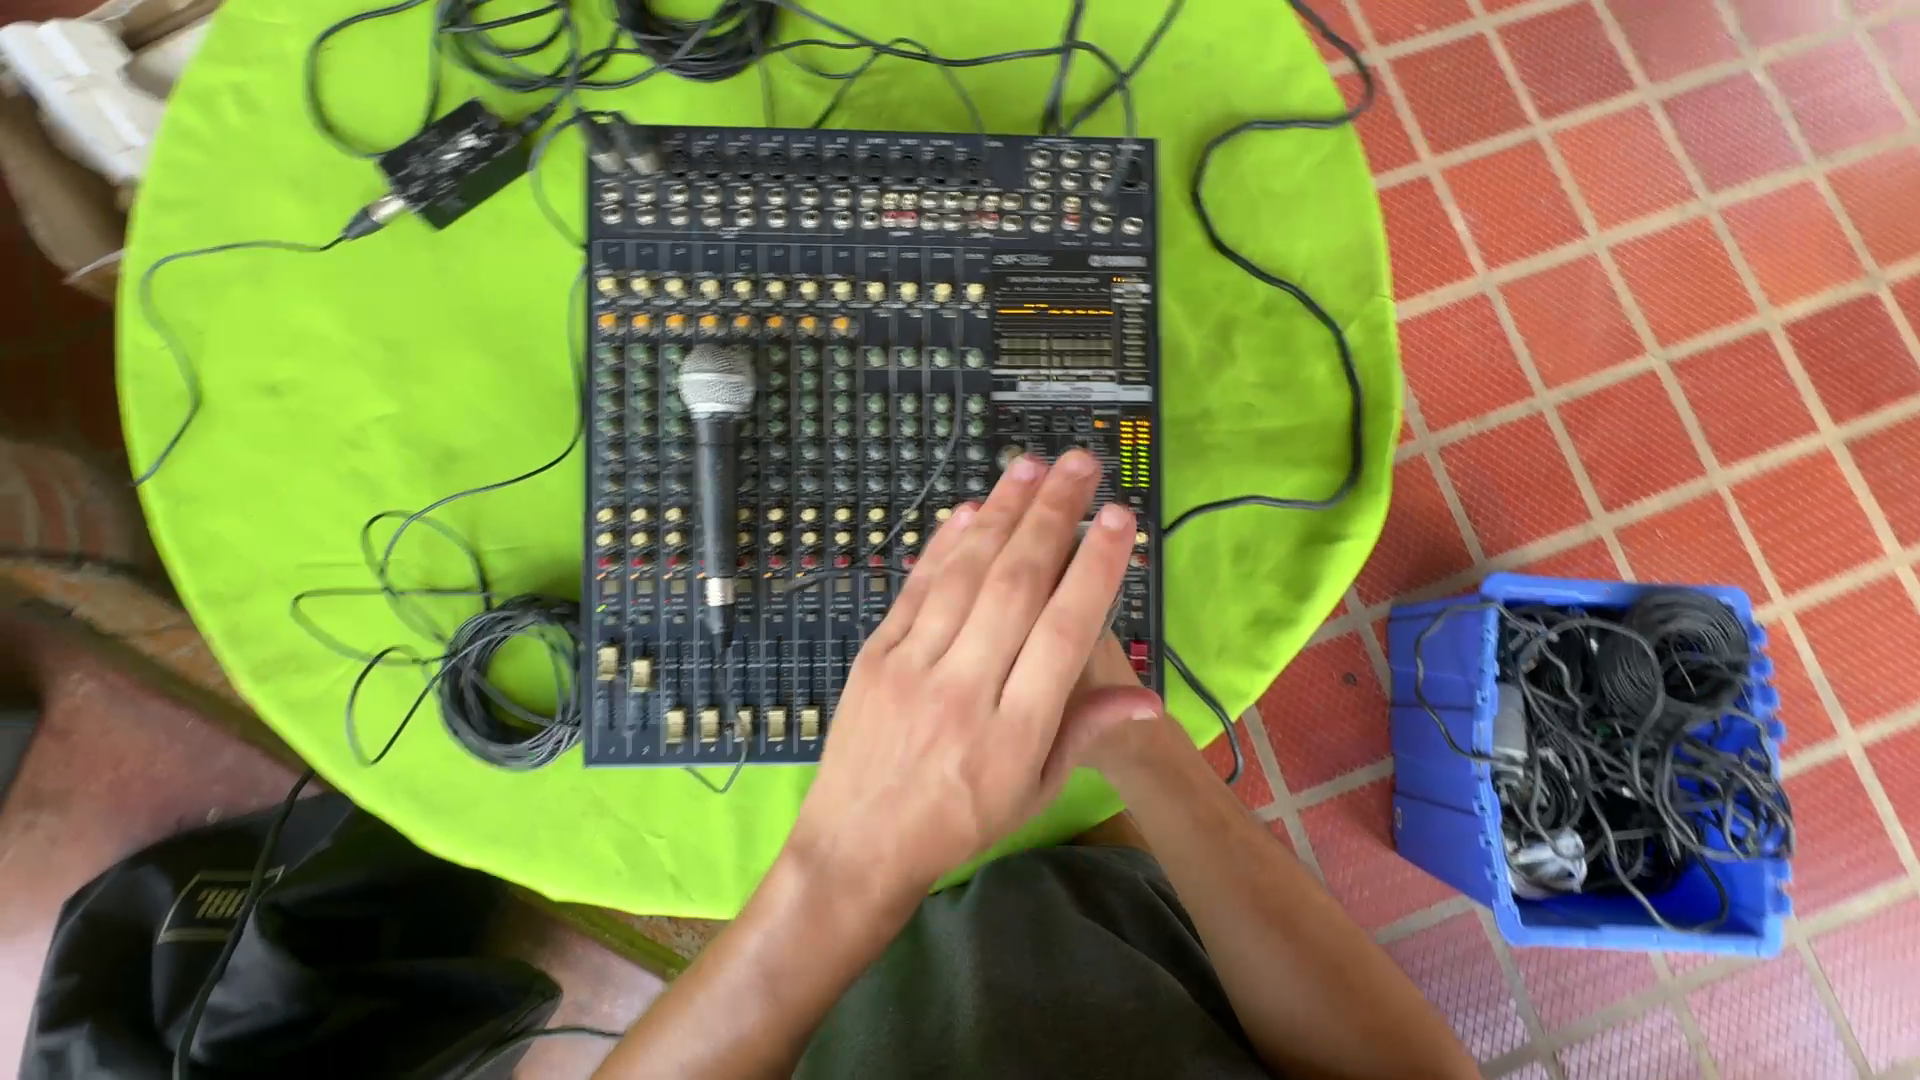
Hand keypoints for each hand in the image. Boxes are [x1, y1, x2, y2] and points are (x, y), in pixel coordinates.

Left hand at [786, 449, 1151, 901]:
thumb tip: (1148, 698)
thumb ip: (1085, 733)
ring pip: (965, 575)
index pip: (1064, 632)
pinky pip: (915, 589)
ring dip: (1000, 513)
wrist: (858, 845)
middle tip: (1080, 466)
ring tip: (1031, 466)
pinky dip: (943, 544)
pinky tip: (968, 507)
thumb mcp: (1034, 794)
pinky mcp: (875, 655)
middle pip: (1015, 586)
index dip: (1094, 568)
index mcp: (1015, 731)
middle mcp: (965, 688)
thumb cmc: (958, 824)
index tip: (1117, 519)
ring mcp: (913, 666)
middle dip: (1052, 517)